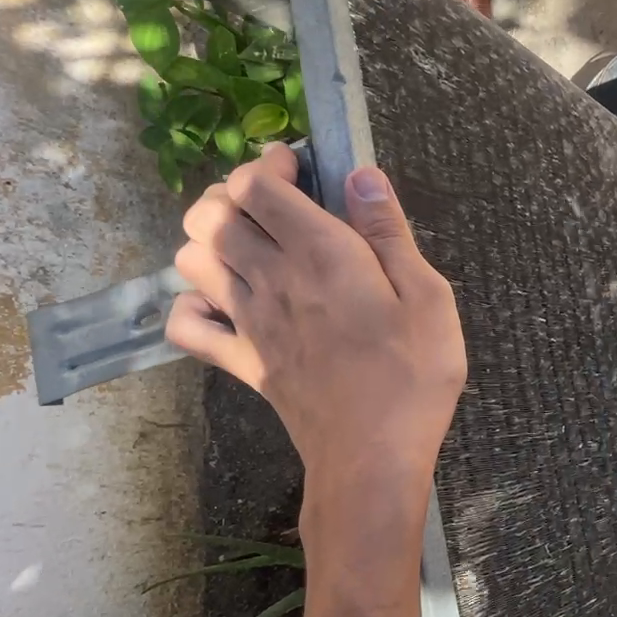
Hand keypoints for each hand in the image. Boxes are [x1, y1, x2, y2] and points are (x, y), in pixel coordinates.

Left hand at [166, 143, 466, 490]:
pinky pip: (187, 323)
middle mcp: (271, 281)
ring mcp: (248, 323)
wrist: (373, 454)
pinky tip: (228, 301)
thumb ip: (391, 234)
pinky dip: (193, 302)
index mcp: (322, 257)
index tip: (298, 163)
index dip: (269, 164)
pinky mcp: (242, 361)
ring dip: (213, 236)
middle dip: (237, 191)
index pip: (260, 188)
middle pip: (214, 214)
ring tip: (257, 241)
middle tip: (280, 200)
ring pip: (192, 257)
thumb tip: (363, 176)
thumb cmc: (415, 374)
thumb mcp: (429, 298)